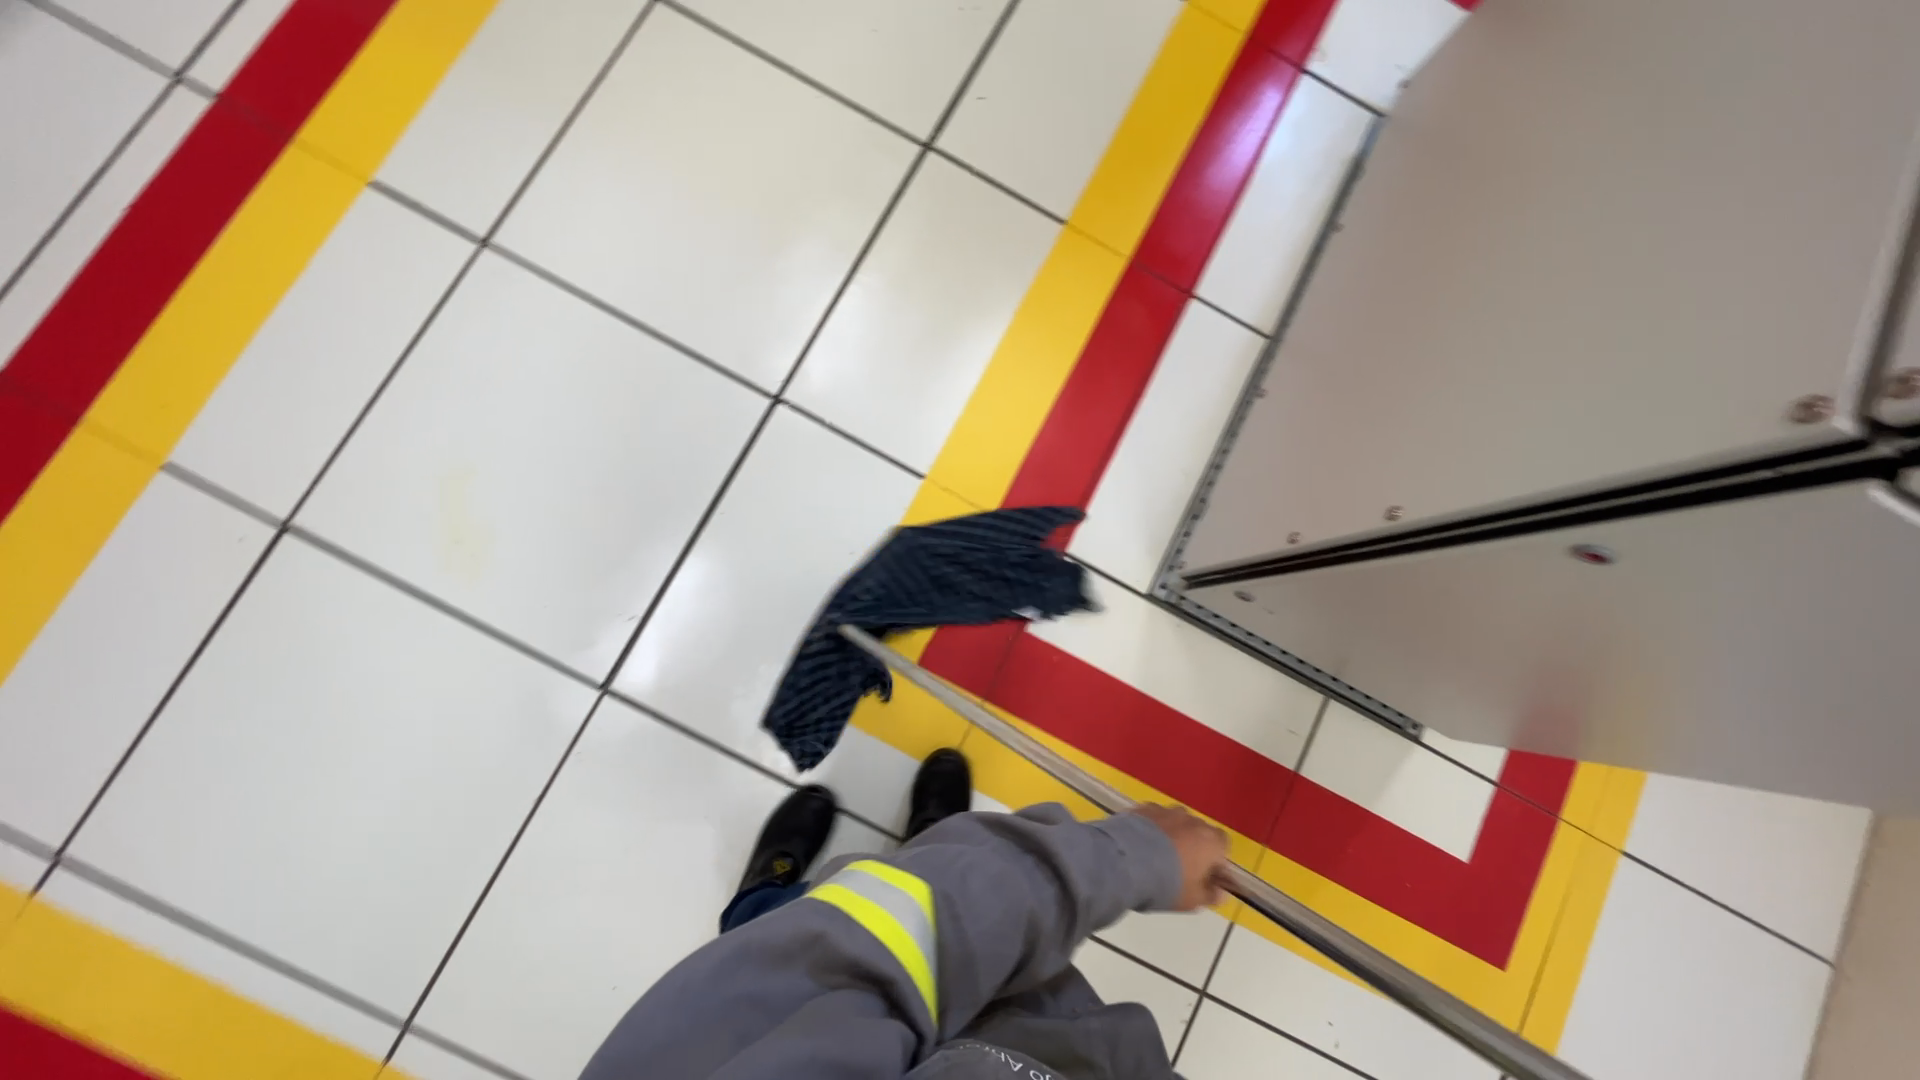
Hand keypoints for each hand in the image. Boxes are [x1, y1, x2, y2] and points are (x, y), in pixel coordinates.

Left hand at [1129, 804, 1229, 911]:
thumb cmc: (1166, 883)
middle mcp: (1190, 819)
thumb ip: (1210, 894)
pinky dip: (1150, 829)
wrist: (1124, 862)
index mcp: (1210, 840)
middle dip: (1193, 846)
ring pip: (1174, 822)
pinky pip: (1152, 819)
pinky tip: (1138, 845)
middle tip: (1179, 869)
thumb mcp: (1193, 899)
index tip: (1206, 877)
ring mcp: (1164, 810)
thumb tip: (1220, 892)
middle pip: (1198, 831)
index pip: (1223, 845)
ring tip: (1155, 856)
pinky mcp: (1141, 808)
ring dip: (1171, 835)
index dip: (1216, 861)